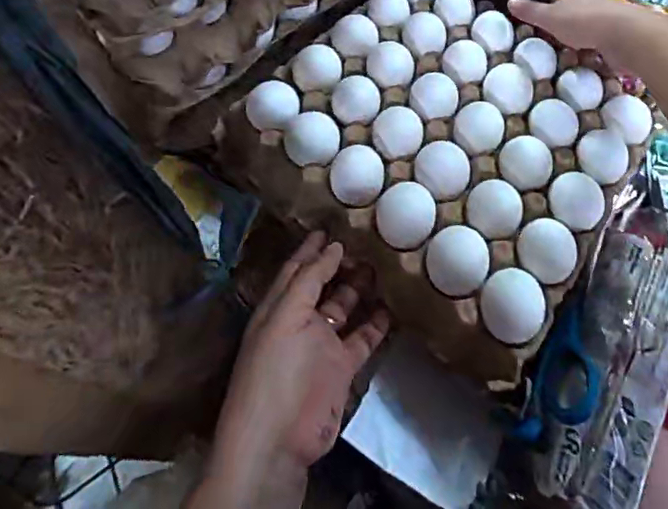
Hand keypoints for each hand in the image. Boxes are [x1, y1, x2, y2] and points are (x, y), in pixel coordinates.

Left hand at [192, 232, 389, 508]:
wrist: (277, 441)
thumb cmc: (275, 371)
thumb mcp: (286, 315)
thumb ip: (309, 279)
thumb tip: (332, 246)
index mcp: (278, 308)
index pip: (296, 269)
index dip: (311, 248)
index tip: (330, 226)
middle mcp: (300, 322)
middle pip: (322, 285)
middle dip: (341, 264)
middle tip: (367, 241)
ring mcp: (322, 345)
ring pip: (344, 307)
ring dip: (360, 288)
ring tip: (383, 264)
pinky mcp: (341, 367)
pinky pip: (362, 337)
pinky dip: (376, 322)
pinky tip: (392, 305)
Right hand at [508, 0, 665, 67]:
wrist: (627, 35)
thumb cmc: (584, 23)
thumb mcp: (551, 18)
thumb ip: (532, 12)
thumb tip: (510, 1)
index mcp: (577, 1)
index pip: (563, 7)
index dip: (554, 18)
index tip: (546, 31)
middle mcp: (596, 10)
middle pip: (581, 22)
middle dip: (573, 35)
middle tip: (561, 53)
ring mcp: (614, 27)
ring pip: (597, 38)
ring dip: (590, 49)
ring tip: (578, 66)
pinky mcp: (626, 45)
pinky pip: (610, 54)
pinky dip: (604, 61)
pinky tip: (599, 71)